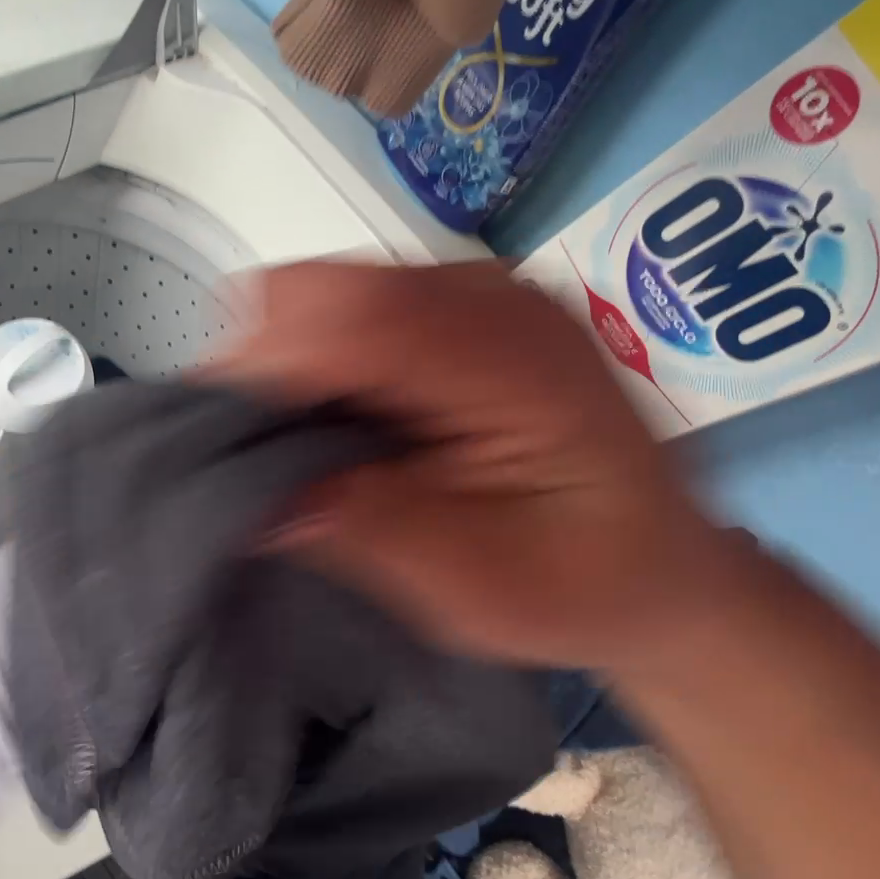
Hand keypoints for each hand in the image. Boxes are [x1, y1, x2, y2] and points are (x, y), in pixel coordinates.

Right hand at [215, 260, 748, 670]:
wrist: (656, 567)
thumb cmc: (580, 587)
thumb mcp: (479, 588)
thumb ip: (375, 533)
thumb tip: (256, 499)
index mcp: (515, 362)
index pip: (361, 320)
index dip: (269, 371)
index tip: (222, 444)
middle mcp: (490, 299)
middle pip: (321, 290)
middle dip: (262, 368)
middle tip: (258, 456)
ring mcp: (466, 294)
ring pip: (315, 295)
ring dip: (280, 367)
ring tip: (294, 449)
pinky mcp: (443, 310)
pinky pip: (336, 311)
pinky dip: (306, 366)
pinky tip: (329, 426)